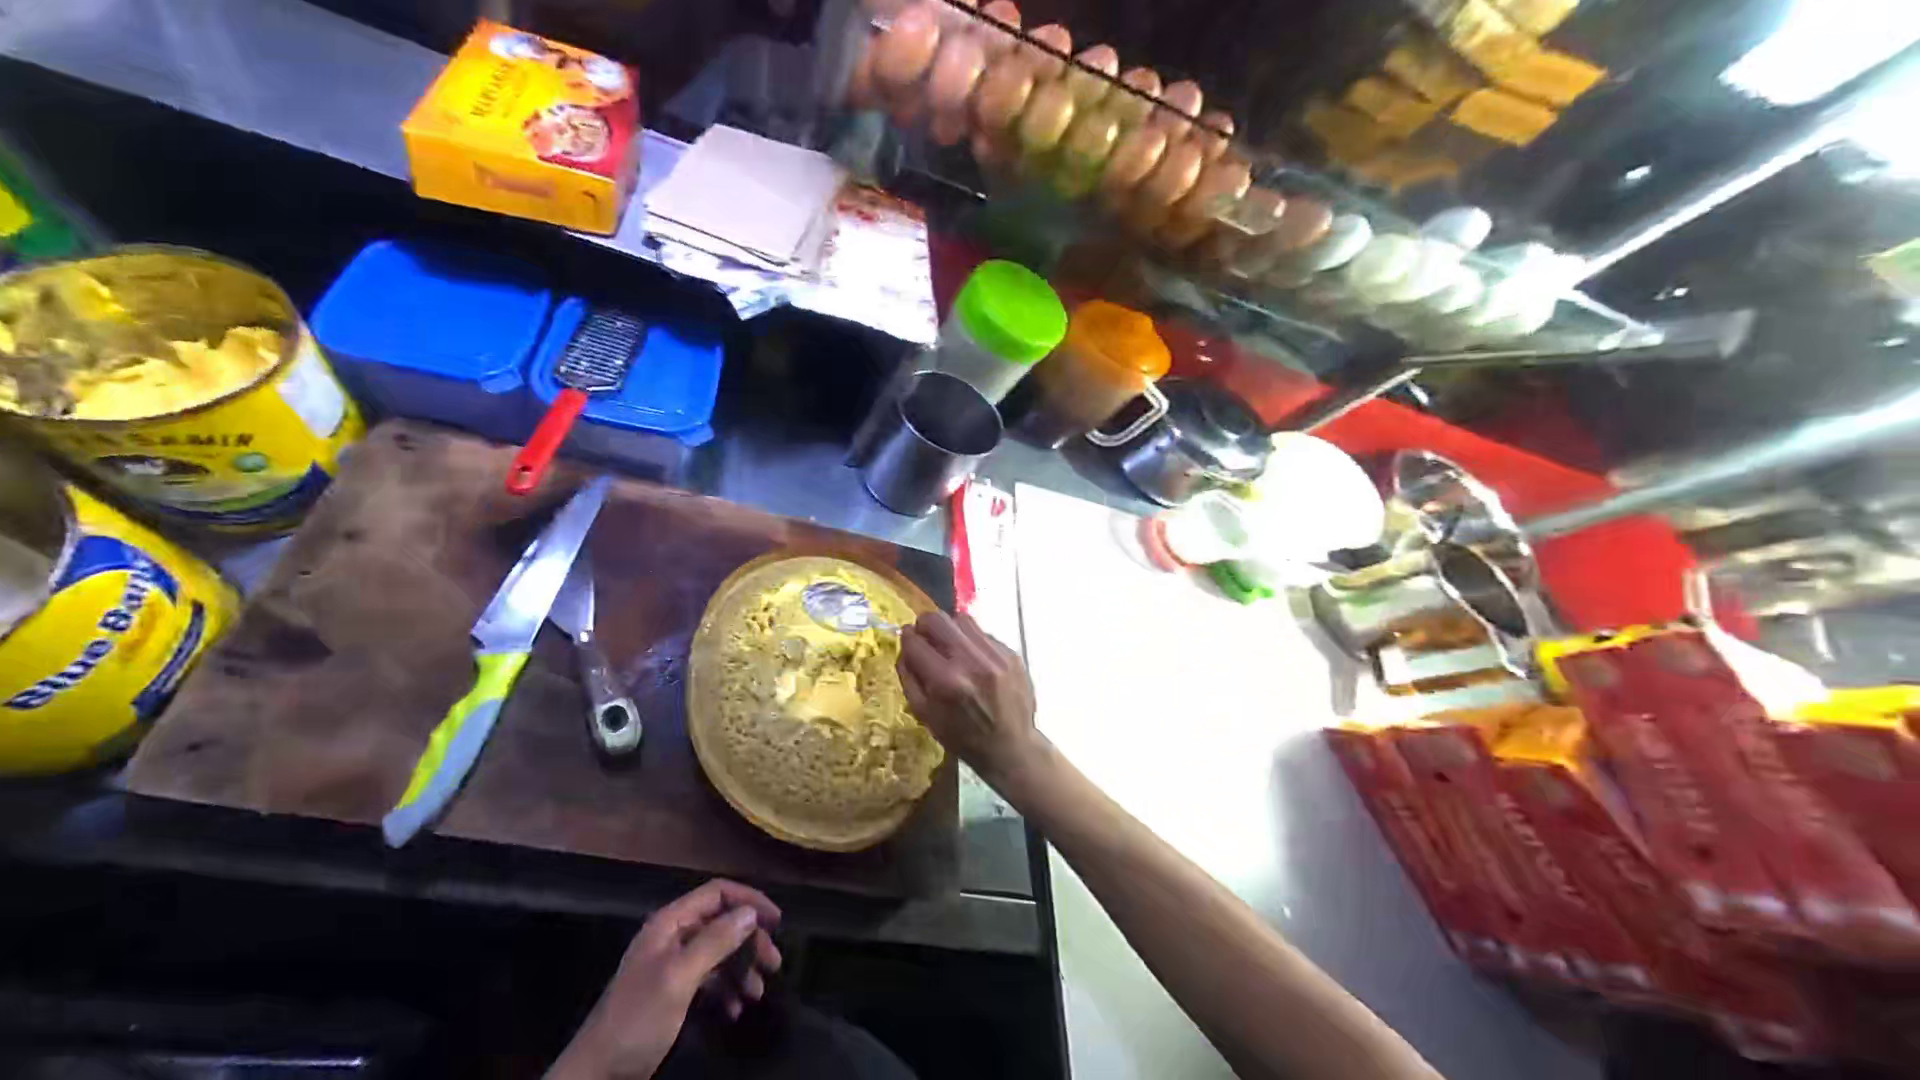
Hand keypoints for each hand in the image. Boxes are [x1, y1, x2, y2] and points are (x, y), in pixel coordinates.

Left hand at [546, 880, 782, 1079]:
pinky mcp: (673, 993)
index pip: (717, 893)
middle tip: (774, 965)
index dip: (749, 900)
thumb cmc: (637, 1021)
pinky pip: (709, 980)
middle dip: (750, 941)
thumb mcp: (679, 978)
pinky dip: (725, 991)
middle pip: (722, 923)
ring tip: (757, 995)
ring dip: (741, 969)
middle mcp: (673, 937)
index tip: (777, 921)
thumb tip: (750, 912)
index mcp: (670, 924)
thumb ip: (715, 941)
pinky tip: (734, 1011)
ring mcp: (672, 965)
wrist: (595, 1077)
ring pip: (719, 953)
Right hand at [897, 611, 1039, 782]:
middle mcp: (971, 662)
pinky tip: (974, 661)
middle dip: (925, 625)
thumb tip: (904, 646)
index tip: (908, 641)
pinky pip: (983, 633)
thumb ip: (909, 677)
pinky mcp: (1011, 653)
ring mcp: (995, 655)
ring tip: (951, 647)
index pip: (915, 641)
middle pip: (937, 619)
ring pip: (962, 619)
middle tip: (926, 638)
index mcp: (946, 681)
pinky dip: (972, 642)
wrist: (1011, 747)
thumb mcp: (925, 714)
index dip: (907, 639)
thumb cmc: (963, 736)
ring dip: (950, 629)